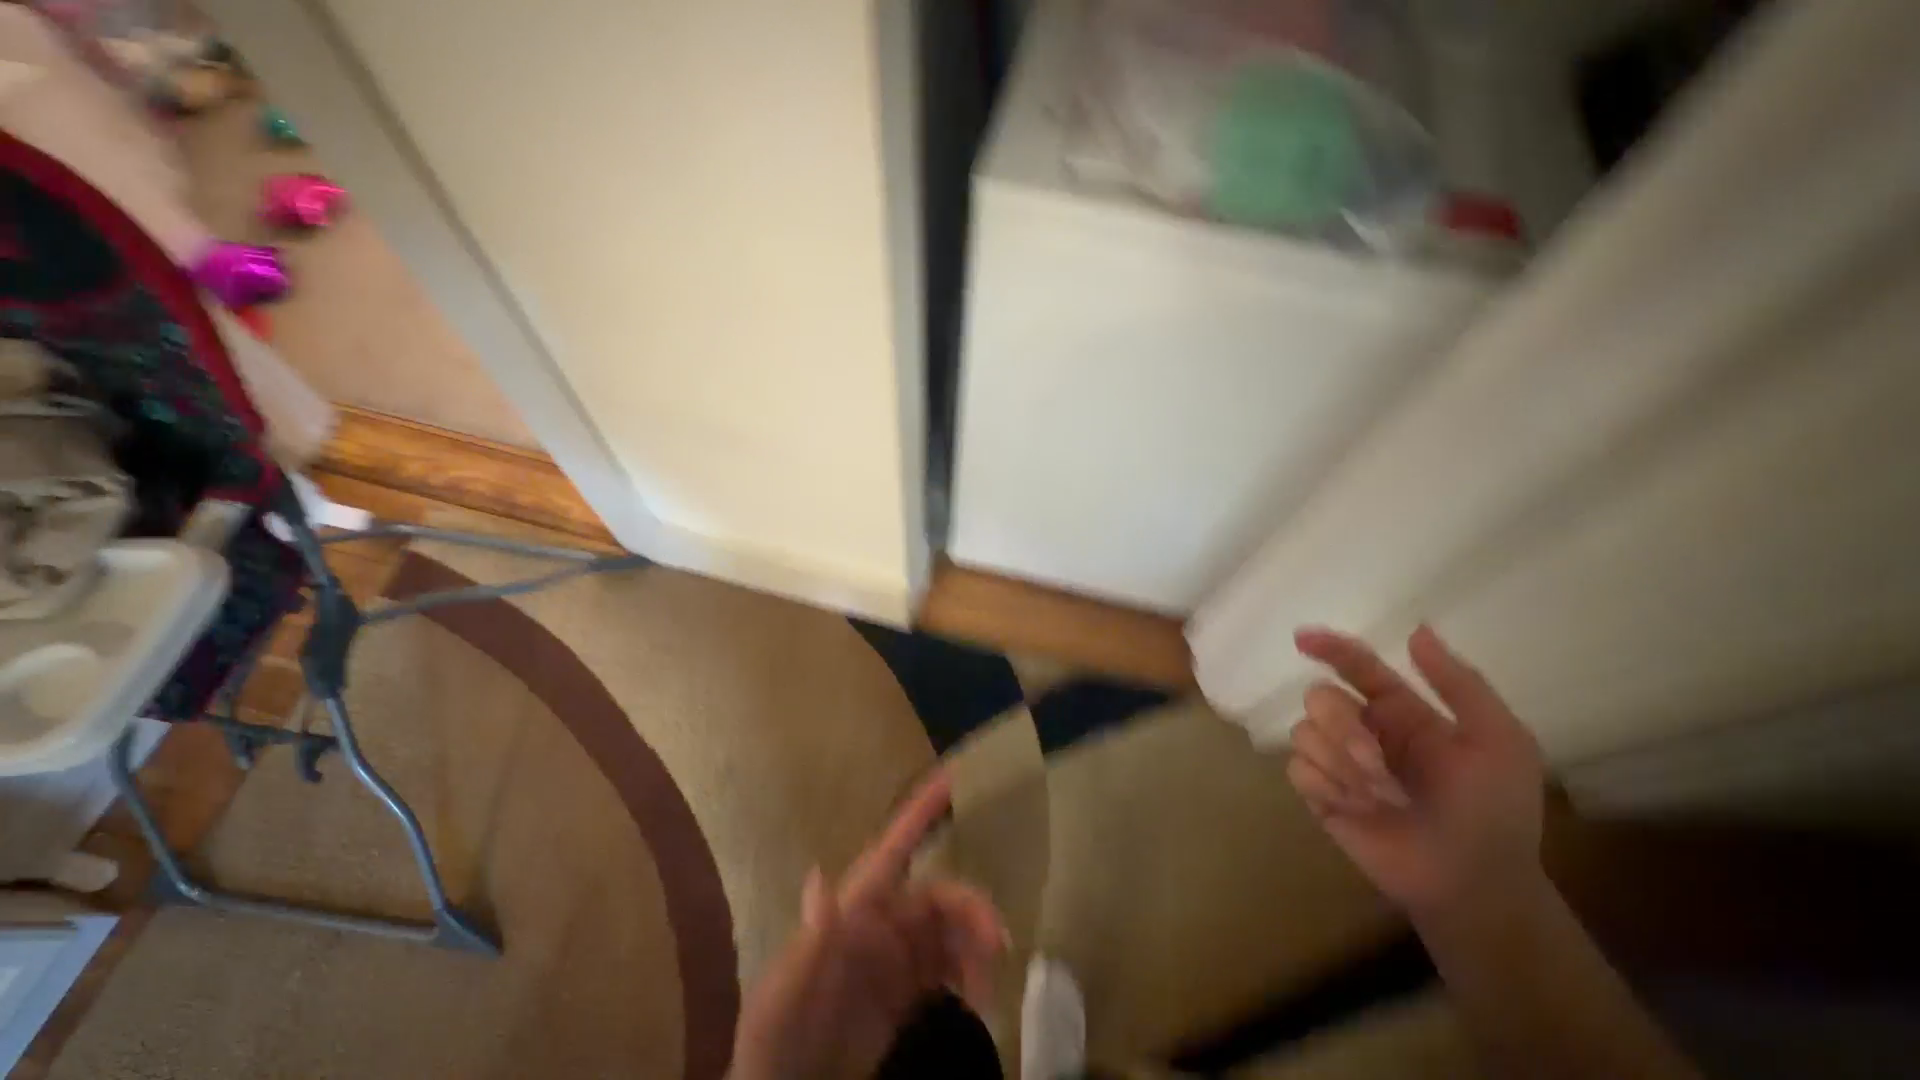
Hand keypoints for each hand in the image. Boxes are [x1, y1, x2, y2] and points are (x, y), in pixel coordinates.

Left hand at [729, 771, 1007, 1079]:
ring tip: (986, 989)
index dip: (917, 815)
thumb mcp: (782, 995)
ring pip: (949, 931)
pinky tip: (978, 1000)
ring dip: (975, 947)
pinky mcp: (906, 994)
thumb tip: (818, 877)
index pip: (889, 853)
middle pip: (936, 897)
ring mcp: (893, 961)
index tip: (950, 779)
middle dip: (971, 909)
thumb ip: (808, 941)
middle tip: (998, 942)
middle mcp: (877, 928)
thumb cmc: (775, 1041)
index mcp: (850, 914)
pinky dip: (971, 976)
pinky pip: (950, 969)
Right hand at [1287, 625, 1545, 918]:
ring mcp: (1340, 765)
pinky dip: (1327, 786)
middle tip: (1376, 763)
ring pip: (1304, 732)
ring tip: (1378, 797)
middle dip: (1343, 726)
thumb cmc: (1493, 811)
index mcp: (1404, 713)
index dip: (1330, 648)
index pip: (1358, 667)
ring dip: (1341, 764)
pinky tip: (1358, 809)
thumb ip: (1459, 683)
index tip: (1303, 638)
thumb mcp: (1499, 739)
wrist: (1474, 882)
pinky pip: (1298, 769)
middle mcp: (1365, 731)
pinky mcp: (1322, 797)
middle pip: (1321, 697)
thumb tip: (1416, 631)